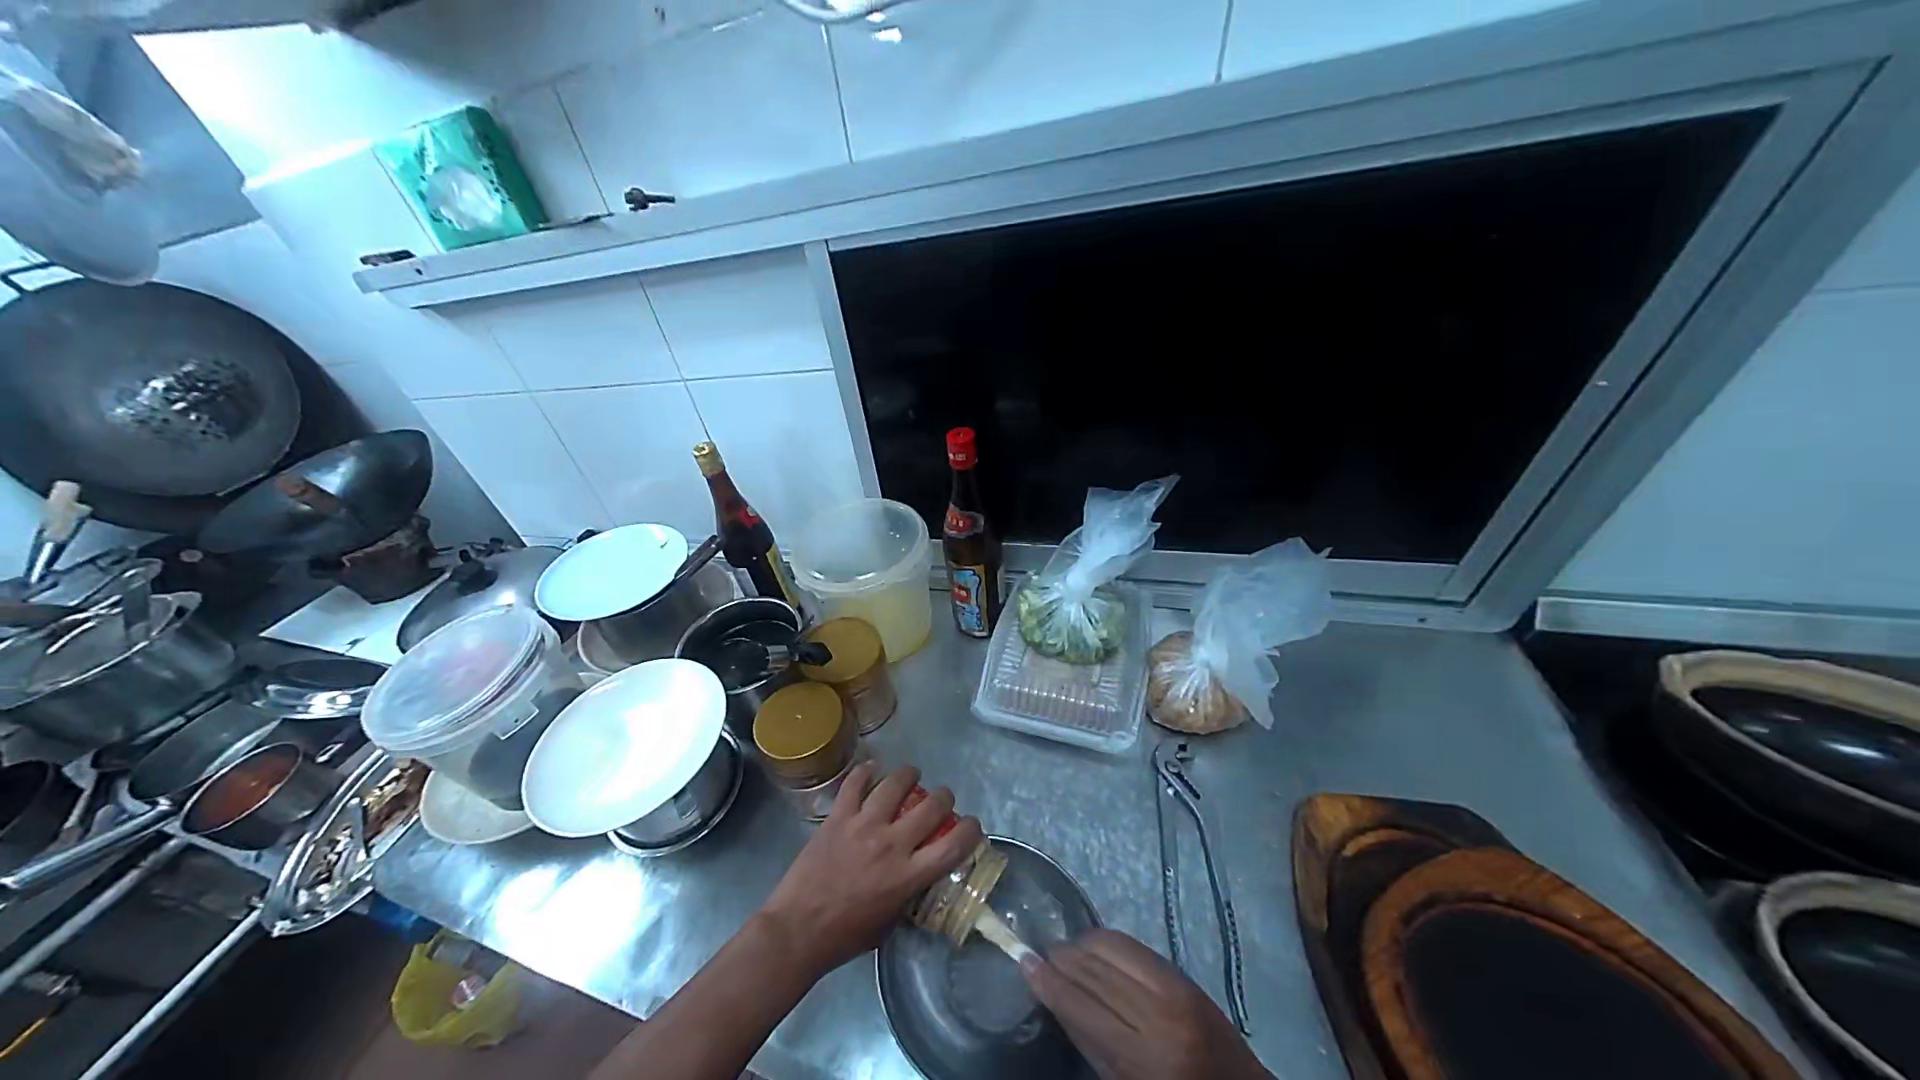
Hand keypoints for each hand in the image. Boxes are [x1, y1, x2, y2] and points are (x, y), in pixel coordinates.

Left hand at [758, 763, 984, 978]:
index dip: (971, 831)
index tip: (973, 825)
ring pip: (895, 784)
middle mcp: (891, 844)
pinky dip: (866, 772)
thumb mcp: (889, 923)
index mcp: (908, 877)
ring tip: (912, 774)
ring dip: (909, 775)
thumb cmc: (844, 937)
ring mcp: (862, 826)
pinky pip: (855, 784)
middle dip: (944, 797)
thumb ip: (907, 895)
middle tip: (942, 798)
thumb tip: (916, 877)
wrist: (797, 931)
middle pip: (931, 807)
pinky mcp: (837, 817)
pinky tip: (872, 768)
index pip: (954, 847)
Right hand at [1024, 929, 1272, 1079]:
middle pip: (1092, 970)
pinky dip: (1104, 942)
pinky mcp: (1182, 971)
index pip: (1080, 1004)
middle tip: (1038, 955)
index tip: (1022, 961)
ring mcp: (1174, 986)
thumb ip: (1088, 1040)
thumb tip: (1051, 994)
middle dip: (1060, 958)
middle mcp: (1158, 1011)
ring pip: (1109, 946)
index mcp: (1143, 1055)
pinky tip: (1091, 949)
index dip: (1047, 981)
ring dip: (1079, 945)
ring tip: (1063, 952)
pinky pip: (1131, 944)